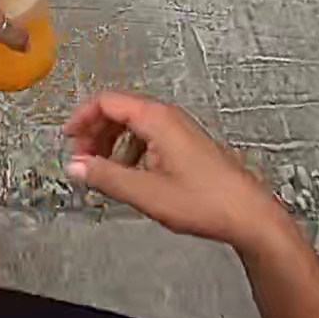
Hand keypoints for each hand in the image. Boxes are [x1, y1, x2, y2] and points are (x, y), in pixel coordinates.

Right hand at [63, 91, 286, 250]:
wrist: (250, 216)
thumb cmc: (206, 201)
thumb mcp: (145, 192)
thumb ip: (105, 177)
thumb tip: (75, 167)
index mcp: (154, 117)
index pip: (105, 102)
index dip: (82, 118)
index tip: (68, 137)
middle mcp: (165, 115)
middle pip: (117, 110)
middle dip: (94, 132)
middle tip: (82, 158)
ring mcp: (177, 127)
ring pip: (131, 123)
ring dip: (110, 142)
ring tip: (102, 169)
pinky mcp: (184, 142)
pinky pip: (146, 135)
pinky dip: (128, 149)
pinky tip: (128, 174)